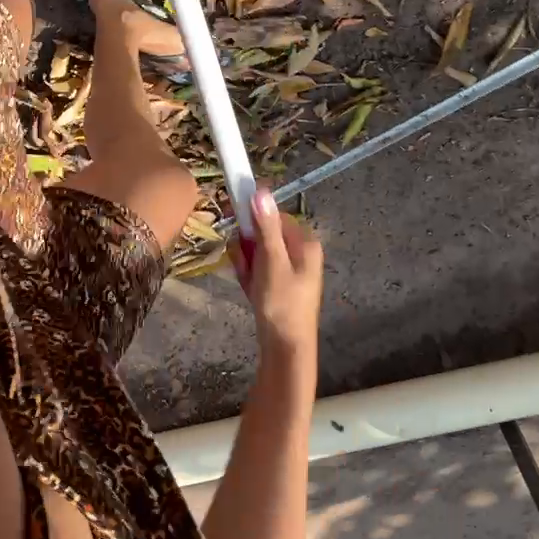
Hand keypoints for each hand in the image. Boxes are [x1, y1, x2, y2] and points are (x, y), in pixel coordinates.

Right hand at [227, 188, 323, 352]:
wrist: (285, 346)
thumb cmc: (281, 303)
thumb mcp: (271, 262)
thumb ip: (266, 227)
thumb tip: (261, 191)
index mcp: (304, 242)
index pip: (272, 214)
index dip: (252, 218)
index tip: (233, 224)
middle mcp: (299, 251)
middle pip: (262, 233)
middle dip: (247, 247)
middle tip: (247, 266)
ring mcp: (289, 267)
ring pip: (256, 251)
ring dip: (246, 263)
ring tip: (250, 283)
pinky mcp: (279, 281)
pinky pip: (257, 267)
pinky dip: (249, 276)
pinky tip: (251, 290)